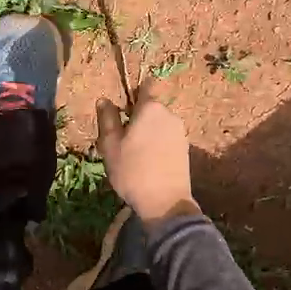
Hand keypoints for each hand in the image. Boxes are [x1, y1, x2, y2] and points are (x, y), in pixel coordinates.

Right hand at [96, 81, 198, 224]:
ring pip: (158, 125)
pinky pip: (166, 138)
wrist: (165, 202)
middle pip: (150, 108)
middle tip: (120, 140)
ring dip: (147, 133)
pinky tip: (147, 163)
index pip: (145, 86)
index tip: (122, 109)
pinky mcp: (185, 148)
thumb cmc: (132, 170)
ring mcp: (180, 131)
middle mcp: (169, 114)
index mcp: (150, 108)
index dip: (133, 94)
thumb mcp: (111, 145)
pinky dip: (157, 144)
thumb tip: (105, 100)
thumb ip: (108, 119)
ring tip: (132, 155)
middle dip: (136, 118)